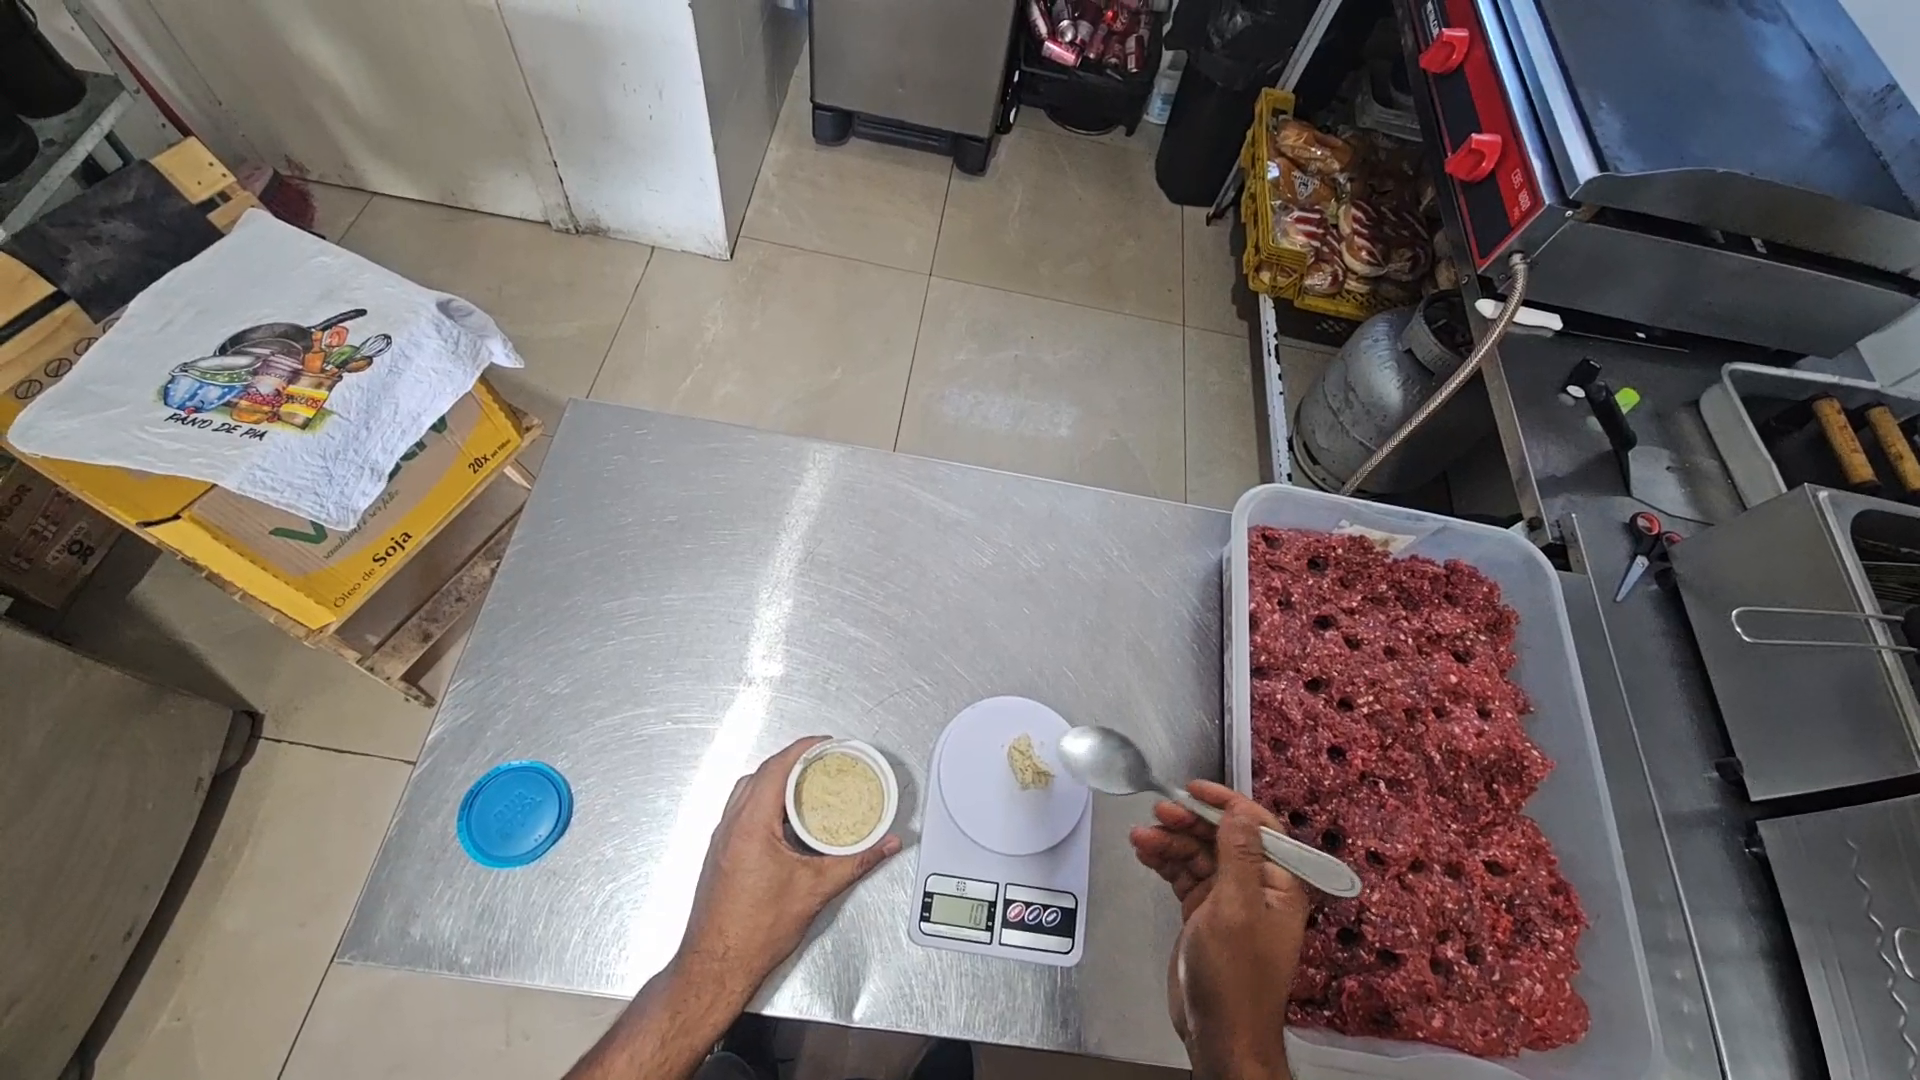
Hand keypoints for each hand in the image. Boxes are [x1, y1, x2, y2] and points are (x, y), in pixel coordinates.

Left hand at [676, 737, 901, 1000]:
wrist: (716, 967)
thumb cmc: (753, 932)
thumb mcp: (816, 890)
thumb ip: (856, 861)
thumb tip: (885, 845)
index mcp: (750, 825)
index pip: (776, 768)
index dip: (803, 748)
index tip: (825, 743)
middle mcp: (731, 826)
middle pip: (761, 774)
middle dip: (793, 761)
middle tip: (822, 761)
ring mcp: (722, 839)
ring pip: (748, 792)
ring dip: (777, 781)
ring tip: (808, 786)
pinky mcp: (721, 854)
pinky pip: (743, 811)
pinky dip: (766, 803)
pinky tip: (788, 821)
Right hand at [1130, 781, 1309, 1079]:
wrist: (1220, 1034)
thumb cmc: (1235, 974)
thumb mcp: (1237, 908)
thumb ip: (1238, 856)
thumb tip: (1239, 810)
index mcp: (1278, 883)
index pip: (1257, 827)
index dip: (1227, 803)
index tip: (1194, 789)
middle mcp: (1256, 886)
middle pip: (1222, 838)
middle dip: (1191, 822)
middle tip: (1159, 812)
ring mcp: (1228, 900)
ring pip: (1198, 854)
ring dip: (1171, 842)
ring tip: (1141, 837)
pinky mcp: (1204, 913)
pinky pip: (1184, 875)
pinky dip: (1165, 862)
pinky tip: (1144, 853)